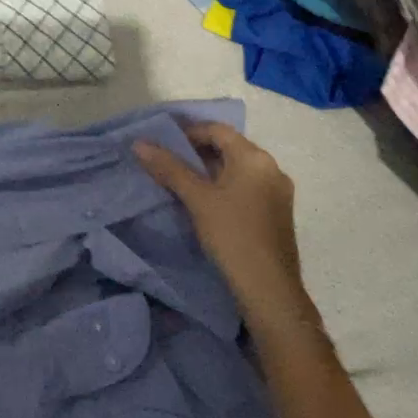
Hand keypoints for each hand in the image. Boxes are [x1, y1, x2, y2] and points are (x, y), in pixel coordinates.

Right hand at [134, 121, 313, 327]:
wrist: (268, 286)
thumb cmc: (231, 233)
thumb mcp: (196, 198)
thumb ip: (168, 168)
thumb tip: (139, 144)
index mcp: (255, 159)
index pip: (218, 130)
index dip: (188, 132)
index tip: (163, 145)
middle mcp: (271, 169)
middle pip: (229, 147)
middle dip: (196, 151)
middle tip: (167, 162)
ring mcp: (277, 192)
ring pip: (237, 169)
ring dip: (209, 170)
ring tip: (181, 182)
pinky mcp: (277, 212)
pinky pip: (246, 186)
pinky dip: (224, 186)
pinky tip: (206, 203)